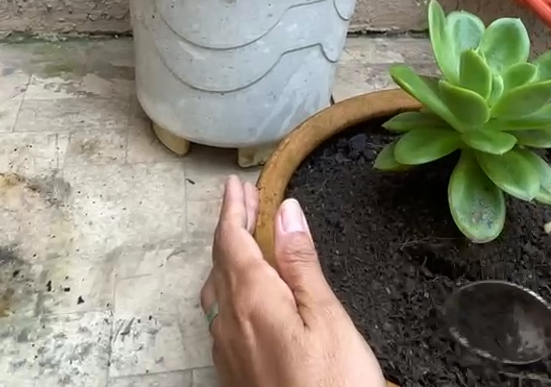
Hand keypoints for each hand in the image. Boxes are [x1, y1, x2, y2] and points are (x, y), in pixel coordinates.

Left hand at [199, 174, 385, 386]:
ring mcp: (228, 353)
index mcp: (252, 301)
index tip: (235, 183)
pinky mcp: (235, 375)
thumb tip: (286, 212)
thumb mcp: (327, 317)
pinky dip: (229, 286)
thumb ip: (301, 263)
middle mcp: (230, 324)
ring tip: (245, 236)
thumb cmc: (334, 386)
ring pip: (216, 290)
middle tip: (245, 200)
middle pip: (220, 262)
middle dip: (230, 226)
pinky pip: (220, 316)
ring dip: (227, 255)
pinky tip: (244, 291)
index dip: (232, 208)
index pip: (231, 241)